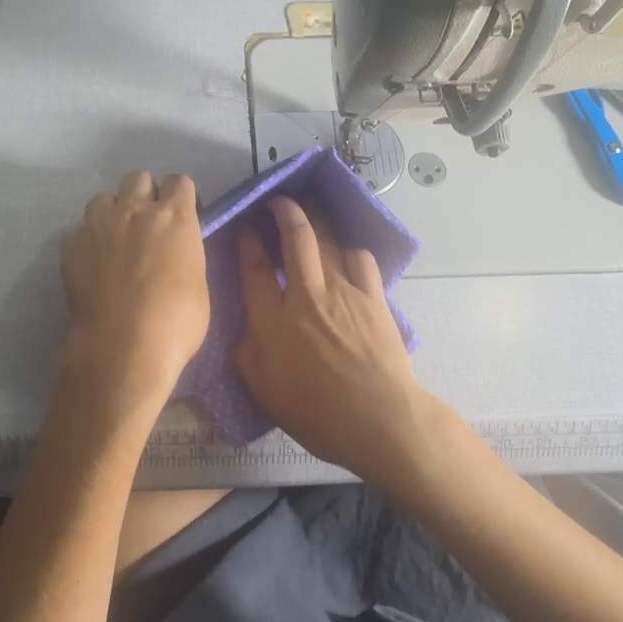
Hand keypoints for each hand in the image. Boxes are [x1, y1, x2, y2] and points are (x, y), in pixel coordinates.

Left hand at [57, 171, 209, 415]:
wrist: (121, 348)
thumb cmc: (175, 323)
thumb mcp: (199, 284)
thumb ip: (185, 254)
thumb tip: (176, 252)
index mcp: (174, 217)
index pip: (179, 182)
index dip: (182, 198)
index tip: (182, 219)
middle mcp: (135, 210)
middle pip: (138, 178)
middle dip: (145, 195)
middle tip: (148, 227)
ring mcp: (98, 225)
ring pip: (103, 198)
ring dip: (113, 213)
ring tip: (116, 243)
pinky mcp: (70, 245)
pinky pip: (80, 231)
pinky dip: (88, 244)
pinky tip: (94, 270)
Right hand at [233, 197, 446, 488]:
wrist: (379, 420)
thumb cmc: (316, 413)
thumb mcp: (264, 392)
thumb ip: (246, 355)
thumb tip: (243, 329)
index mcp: (273, 320)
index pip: (254, 267)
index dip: (247, 240)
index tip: (244, 225)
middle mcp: (306, 296)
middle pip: (295, 238)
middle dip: (284, 212)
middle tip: (277, 201)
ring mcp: (344, 293)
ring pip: (328, 242)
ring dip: (315, 223)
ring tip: (309, 214)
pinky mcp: (374, 299)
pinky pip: (360, 260)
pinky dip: (350, 252)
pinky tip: (346, 258)